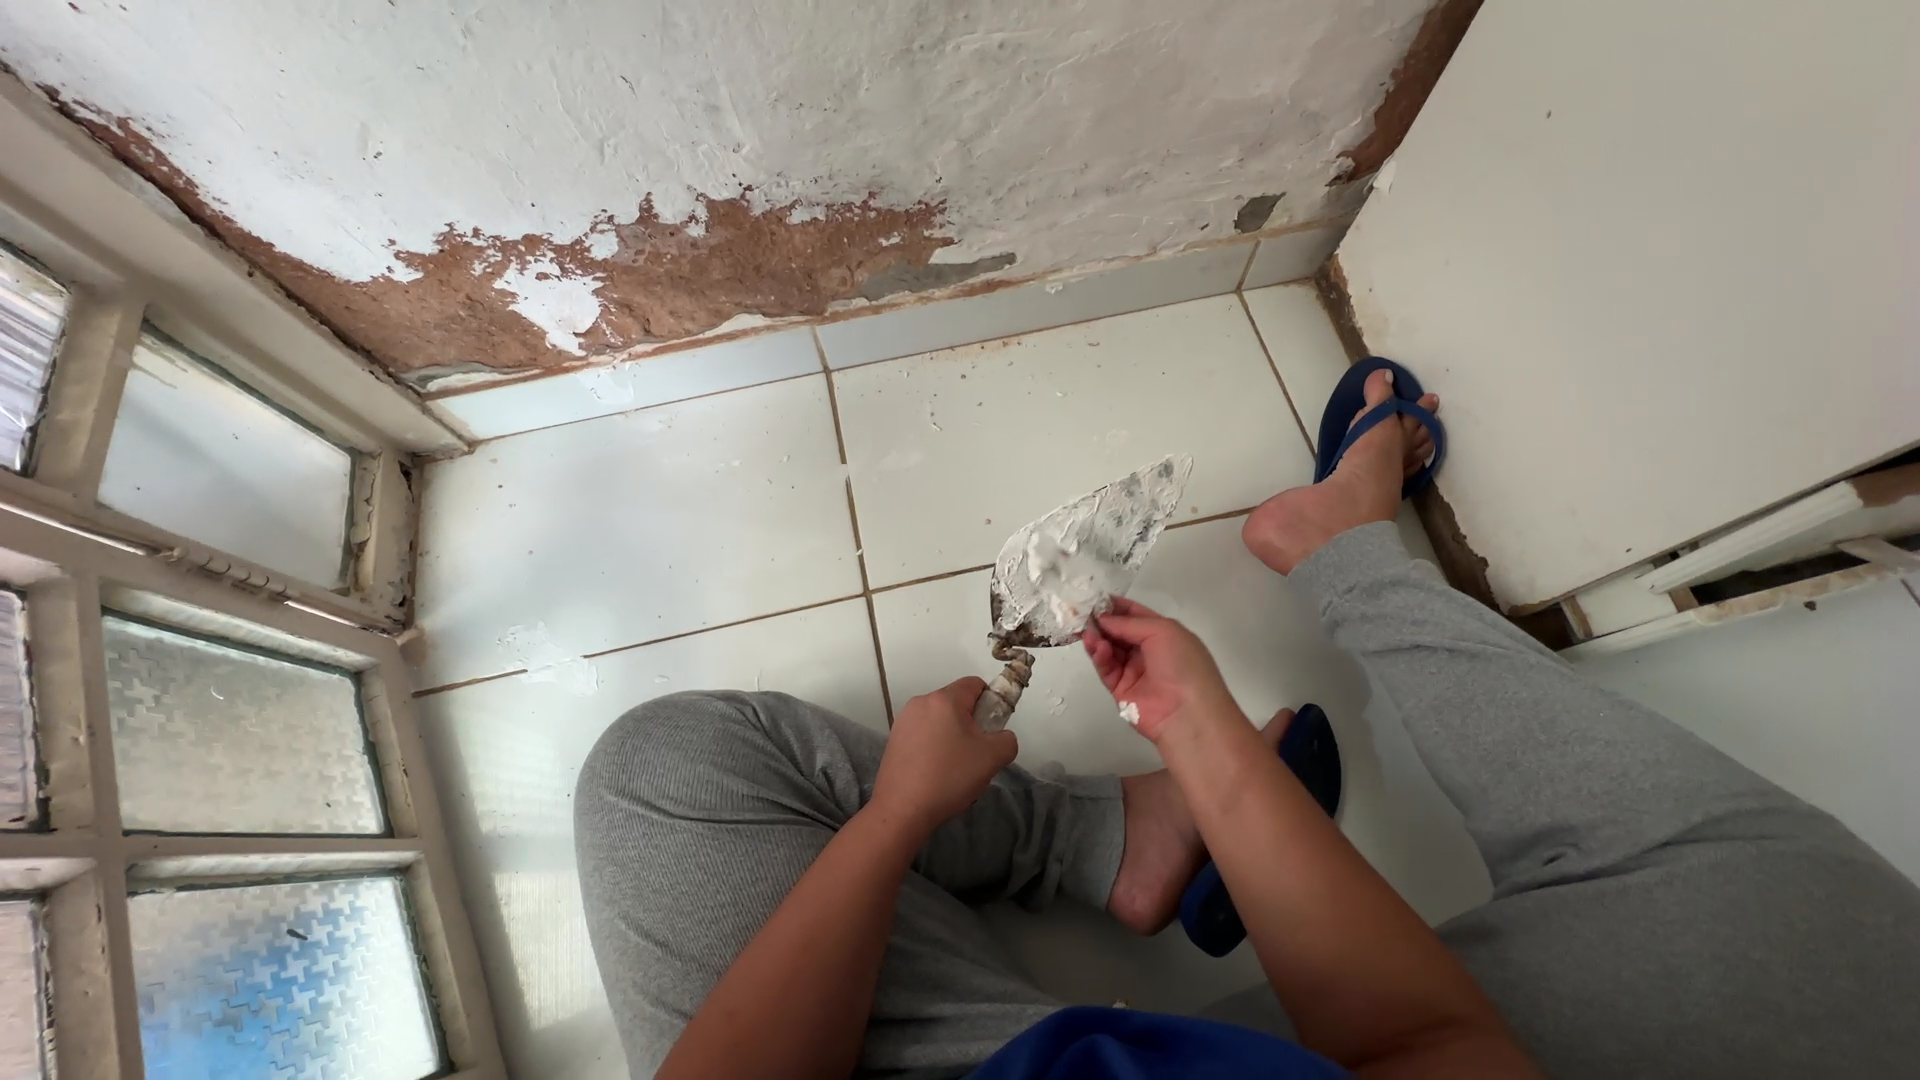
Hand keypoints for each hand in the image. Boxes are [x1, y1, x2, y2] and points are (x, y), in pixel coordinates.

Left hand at [870, 677, 1018, 836]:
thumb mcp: (992, 758)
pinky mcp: (893, 740)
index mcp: (944, 699)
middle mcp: (920, 703)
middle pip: (956, 703)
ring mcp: (903, 721)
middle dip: (972, 724)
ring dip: (953, 737)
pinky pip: (924, 735)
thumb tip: (1001, 737)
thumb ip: (1007, 739)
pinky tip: (936, 774)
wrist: (902, 810)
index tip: (992, 730)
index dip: (991, 702)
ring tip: (956, 769)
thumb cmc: (949, 777)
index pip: (975, 684)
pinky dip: (935, 748)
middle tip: (977, 755)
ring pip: (940, 721)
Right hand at [1082, 597, 1237, 741]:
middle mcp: (1148, 650)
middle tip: (1080, 613)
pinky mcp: (1121, 689)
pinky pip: (1107, 668)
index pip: (1135, 615)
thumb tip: (1102, 619)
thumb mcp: (1163, 631)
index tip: (1094, 597)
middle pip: (1119, 631)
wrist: (1187, 712)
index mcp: (1163, 633)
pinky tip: (1097, 648)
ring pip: (1109, 649)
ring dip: (1098, 638)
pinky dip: (1100, 656)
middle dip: (1101, 622)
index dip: (1116, 605)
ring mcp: (1134, 670)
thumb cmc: (1182, 664)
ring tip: (1086, 631)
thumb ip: (1129, 623)